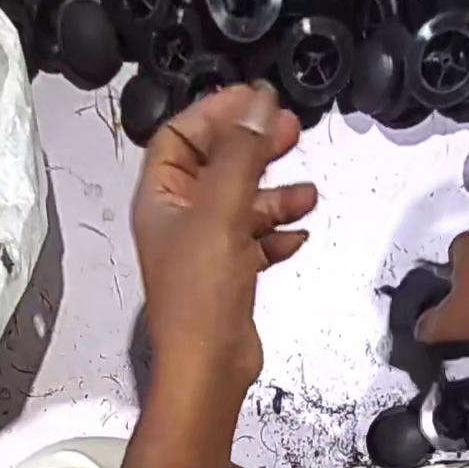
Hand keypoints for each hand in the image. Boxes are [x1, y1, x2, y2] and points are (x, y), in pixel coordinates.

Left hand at [132, 83, 318, 405]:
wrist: (210, 366)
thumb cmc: (198, 304)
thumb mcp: (219, 214)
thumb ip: (240, 157)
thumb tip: (258, 109)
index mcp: (161, 200)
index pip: (183, 136)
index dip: (218, 113)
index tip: (255, 101)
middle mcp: (181, 223)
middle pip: (218, 167)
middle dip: (254, 148)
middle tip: (288, 132)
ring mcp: (207, 252)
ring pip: (243, 207)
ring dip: (275, 196)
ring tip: (306, 191)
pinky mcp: (230, 278)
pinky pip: (256, 243)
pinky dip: (277, 236)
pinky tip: (297, 234)